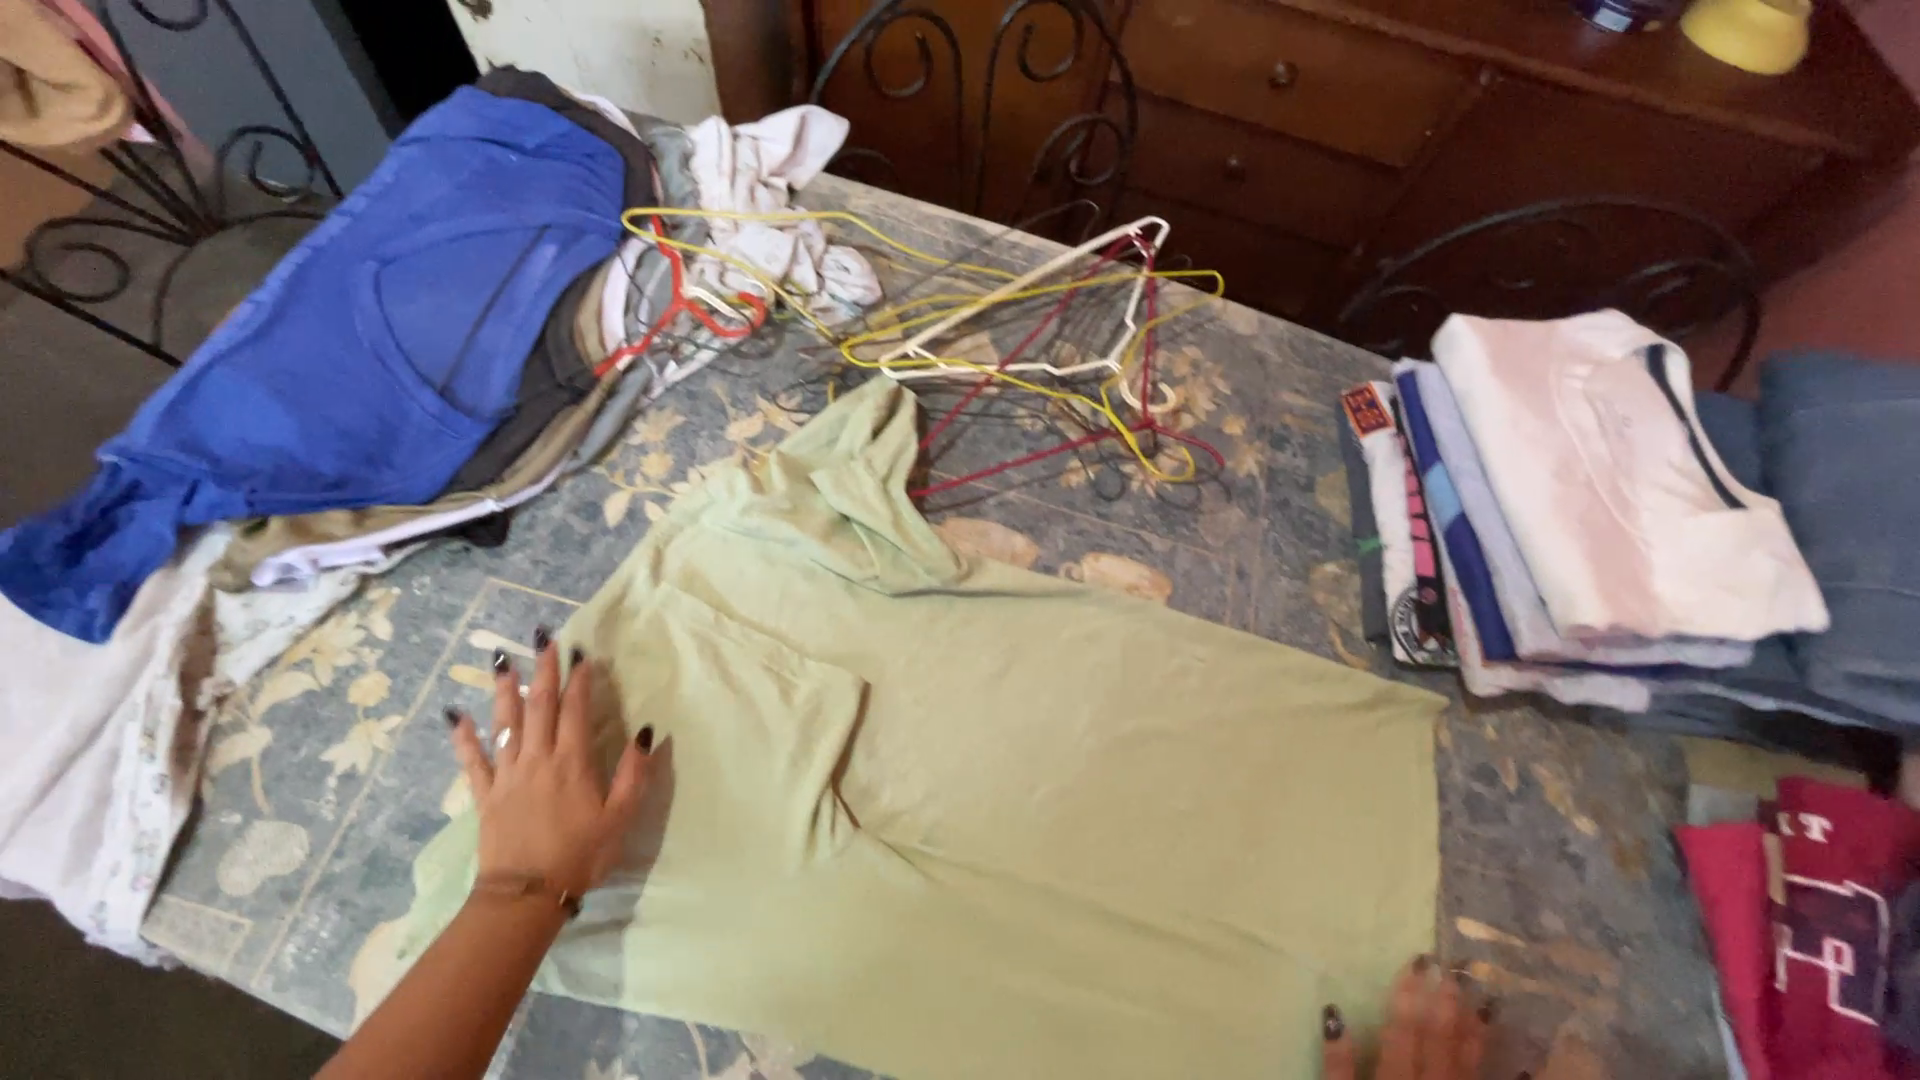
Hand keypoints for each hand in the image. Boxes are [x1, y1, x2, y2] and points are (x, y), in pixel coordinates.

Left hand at [445, 626, 652, 897]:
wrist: (526, 896)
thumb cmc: (581, 854)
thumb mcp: (621, 817)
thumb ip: (634, 774)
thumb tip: (645, 733)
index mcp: (572, 762)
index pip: (575, 709)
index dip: (579, 679)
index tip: (582, 653)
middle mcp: (537, 759)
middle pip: (539, 705)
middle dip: (543, 669)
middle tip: (544, 638)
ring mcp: (507, 775)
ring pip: (505, 723)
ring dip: (503, 689)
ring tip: (501, 659)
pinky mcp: (486, 796)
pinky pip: (473, 760)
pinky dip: (464, 736)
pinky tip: (457, 715)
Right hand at [1324, 955, 1500, 1079]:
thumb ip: (1335, 1065)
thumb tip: (1333, 1011)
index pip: (1404, 1028)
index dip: (1410, 992)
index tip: (1419, 959)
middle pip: (1441, 1041)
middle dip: (1448, 1001)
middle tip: (1458, 965)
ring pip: (1471, 1065)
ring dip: (1479, 1031)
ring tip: (1487, 997)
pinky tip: (1528, 1066)